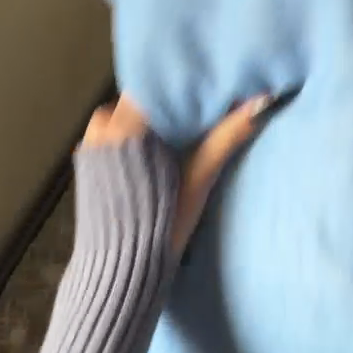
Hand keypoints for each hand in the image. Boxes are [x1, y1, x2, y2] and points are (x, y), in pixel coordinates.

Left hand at [80, 92, 274, 255]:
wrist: (118, 272)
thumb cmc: (158, 226)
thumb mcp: (197, 179)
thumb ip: (226, 137)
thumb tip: (262, 103)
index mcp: (123, 125)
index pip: (159, 86)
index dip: (189, 84)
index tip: (216, 81)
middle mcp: (101, 126)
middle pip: (146, 99)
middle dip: (176, 101)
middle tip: (211, 100)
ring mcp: (91, 143)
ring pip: (133, 115)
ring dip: (160, 118)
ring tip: (194, 120)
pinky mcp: (89, 161)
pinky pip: (119, 132)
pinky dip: (143, 134)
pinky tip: (167, 143)